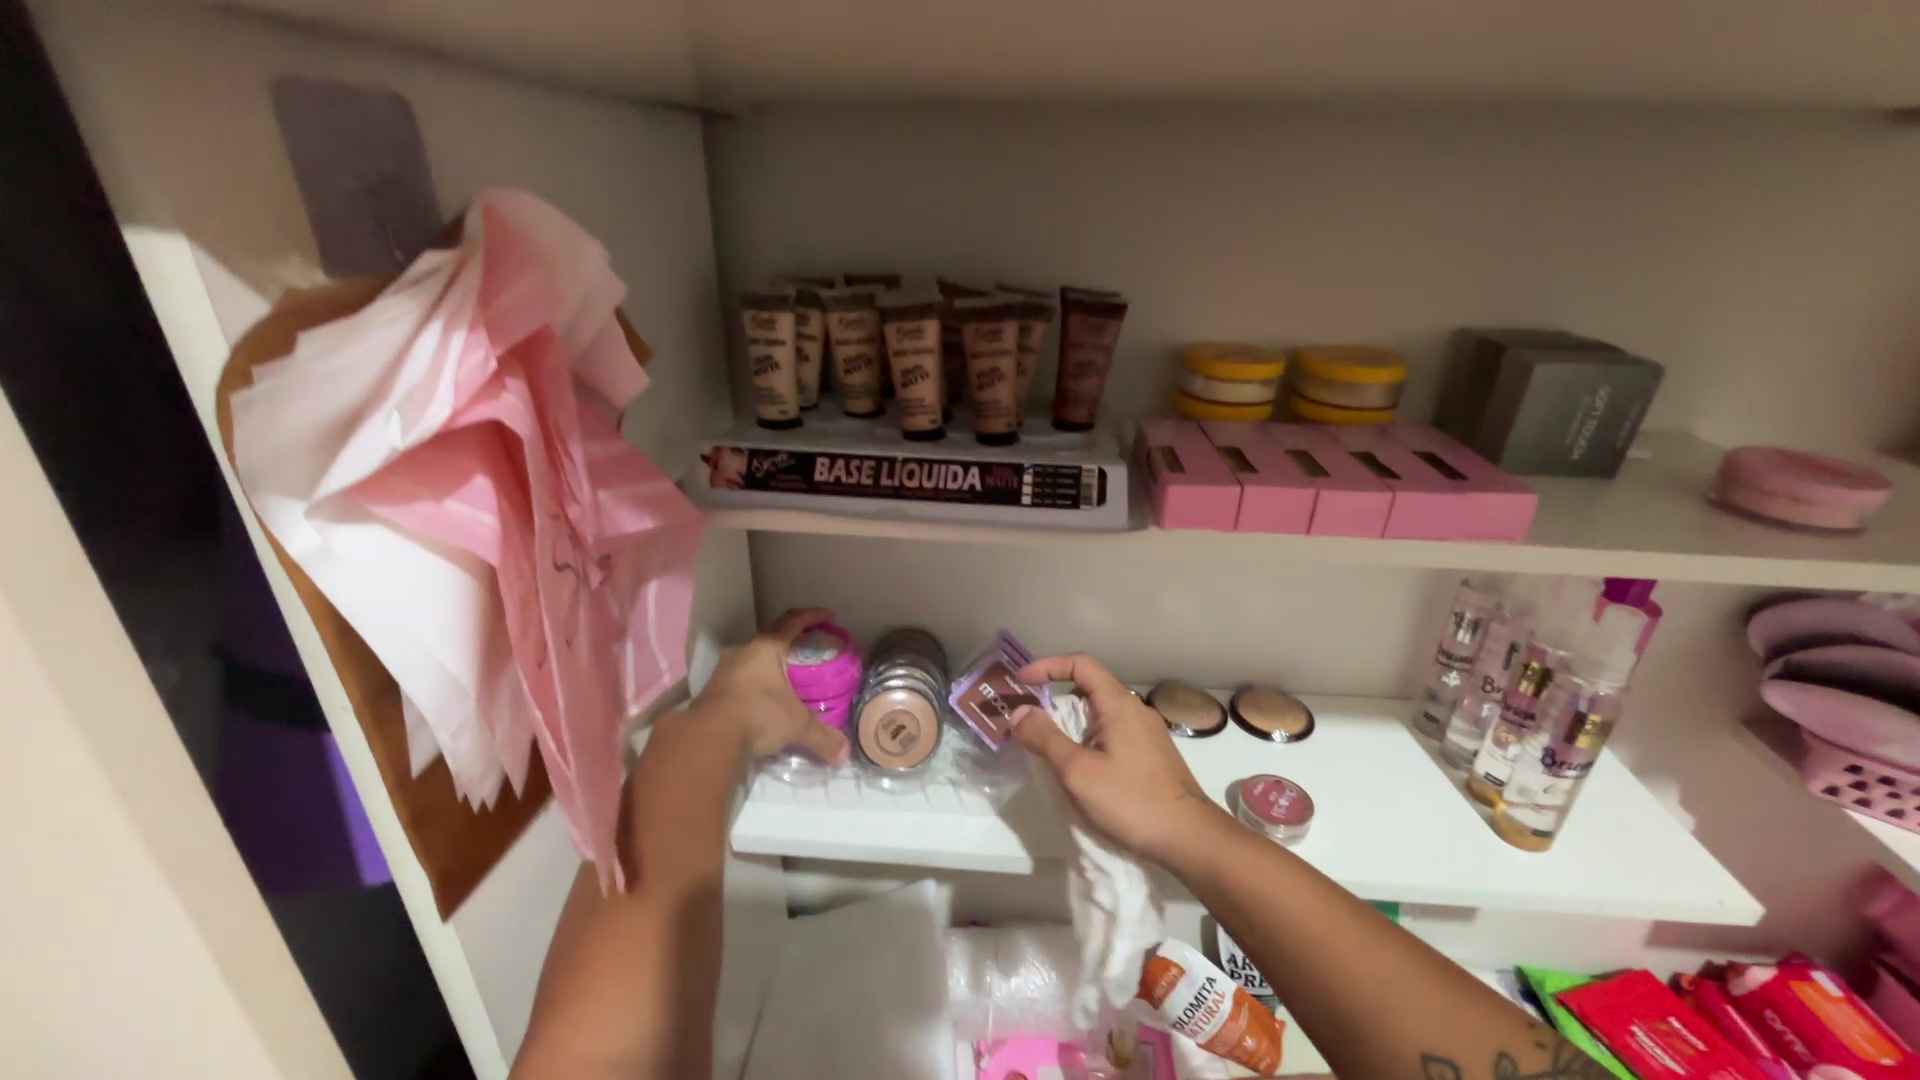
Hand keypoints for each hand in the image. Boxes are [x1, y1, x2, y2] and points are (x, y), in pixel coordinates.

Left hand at [691, 607, 850, 764]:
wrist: (706, 738)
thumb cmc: (758, 715)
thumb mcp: (796, 726)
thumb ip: (822, 736)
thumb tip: (845, 753)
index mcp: (765, 649)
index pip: (791, 622)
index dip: (812, 616)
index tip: (829, 615)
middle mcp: (742, 653)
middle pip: (769, 642)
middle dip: (788, 647)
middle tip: (805, 657)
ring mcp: (722, 672)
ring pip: (750, 662)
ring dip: (767, 670)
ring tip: (784, 684)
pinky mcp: (710, 692)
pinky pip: (738, 682)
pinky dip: (753, 689)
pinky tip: (761, 705)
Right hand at [1010, 653, 1227, 862]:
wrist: (1191, 838)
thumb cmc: (1132, 800)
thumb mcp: (1078, 771)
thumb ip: (1045, 738)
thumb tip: (1020, 712)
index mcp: (1119, 704)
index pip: (1081, 665)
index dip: (1048, 666)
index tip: (1022, 682)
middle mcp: (1136, 711)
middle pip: (1090, 689)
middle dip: (1056, 699)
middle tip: (1029, 721)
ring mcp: (1148, 734)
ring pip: (1102, 715)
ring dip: (1072, 723)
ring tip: (1050, 748)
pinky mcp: (1153, 756)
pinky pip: (1113, 734)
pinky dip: (1089, 739)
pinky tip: (1082, 768)